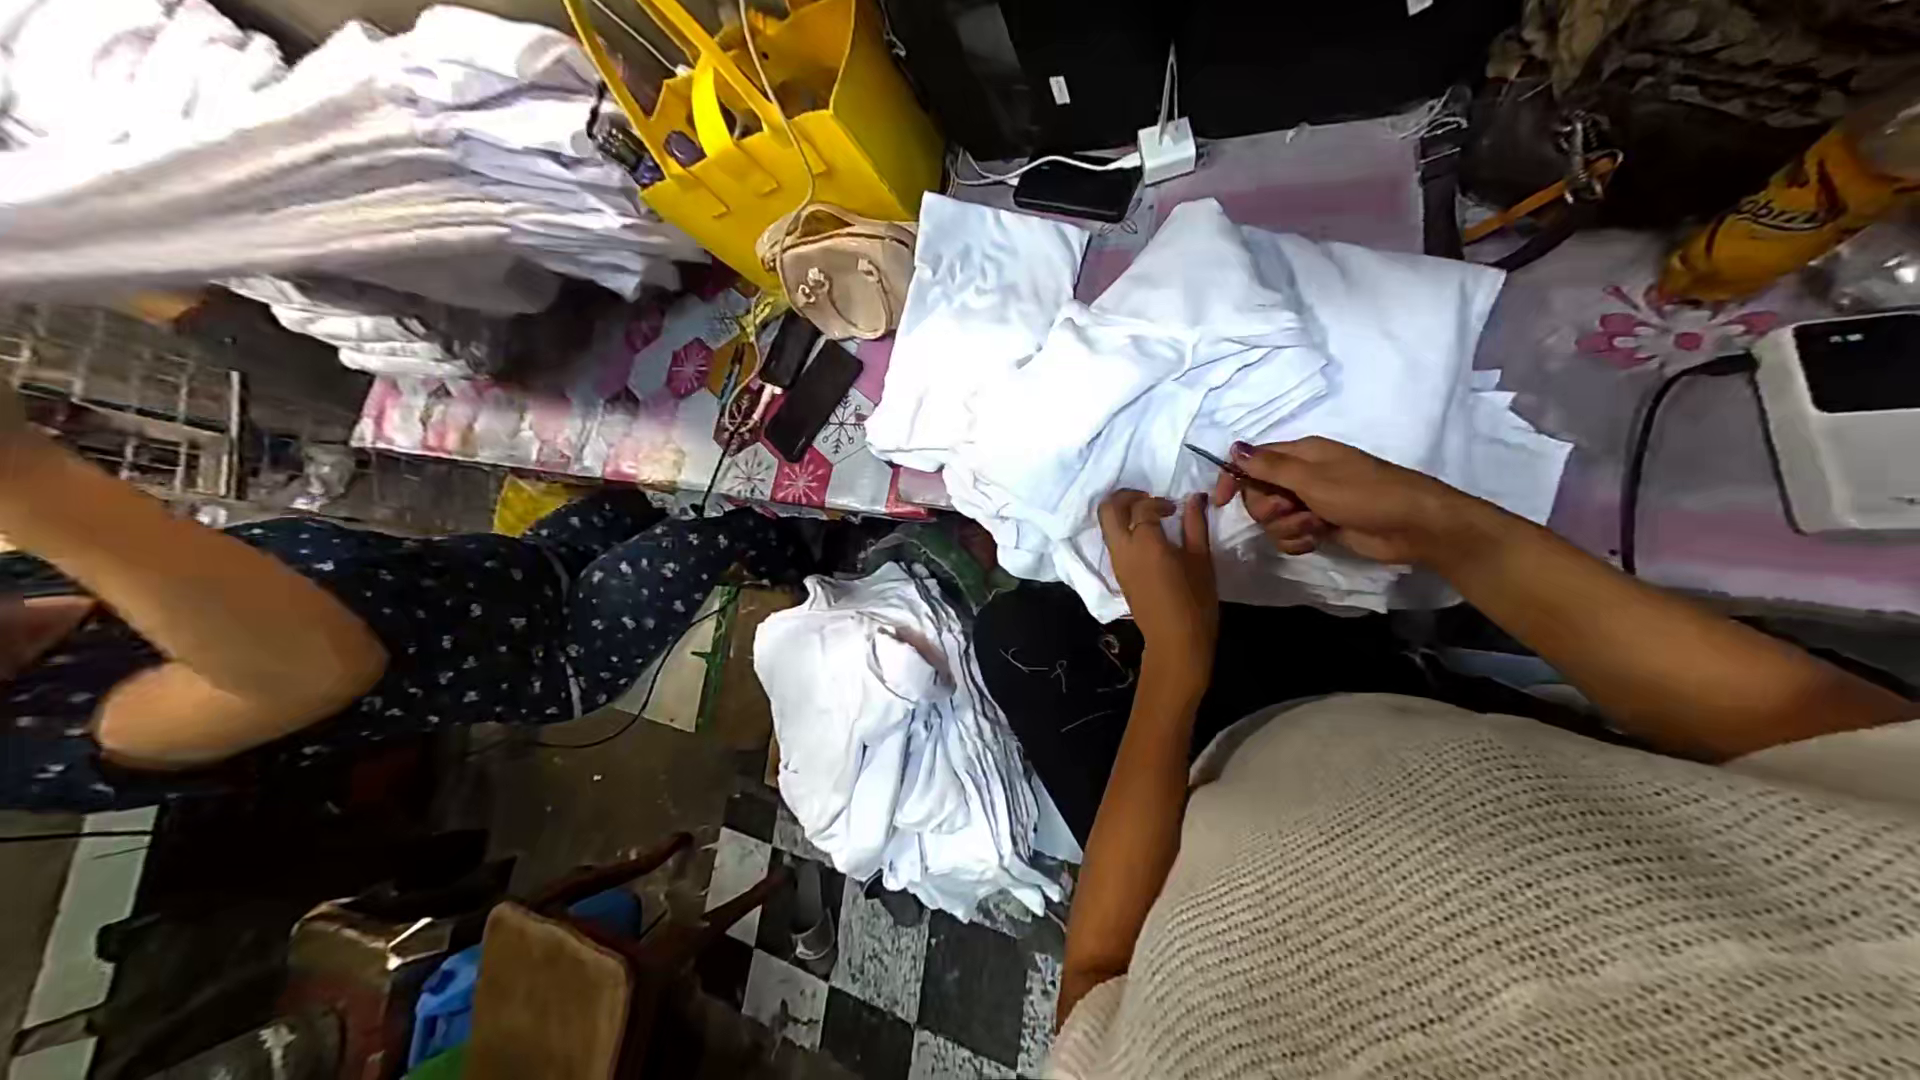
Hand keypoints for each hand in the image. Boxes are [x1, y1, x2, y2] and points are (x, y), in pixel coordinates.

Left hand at [1097, 489, 1217, 681]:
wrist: (1174, 640)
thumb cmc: (1194, 601)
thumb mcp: (1201, 559)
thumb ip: (1195, 525)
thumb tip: (1194, 499)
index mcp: (1145, 542)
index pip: (1141, 506)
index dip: (1157, 501)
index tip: (1174, 508)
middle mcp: (1123, 548)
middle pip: (1107, 508)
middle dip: (1125, 496)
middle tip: (1148, 498)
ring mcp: (1116, 562)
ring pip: (1105, 524)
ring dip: (1121, 511)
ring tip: (1147, 515)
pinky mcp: (1117, 573)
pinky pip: (1111, 540)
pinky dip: (1121, 528)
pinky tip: (1144, 535)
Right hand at [1209, 436, 1481, 564]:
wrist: (1415, 526)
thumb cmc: (1365, 493)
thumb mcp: (1312, 478)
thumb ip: (1269, 467)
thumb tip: (1233, 449)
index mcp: (1300, 454)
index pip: (1251, 461)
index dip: (1232, 478)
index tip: (1220, 500)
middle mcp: (1301, 476)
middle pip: (1257, 494)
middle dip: (1267, 508)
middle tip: (1290, 510)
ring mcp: (1310, 502)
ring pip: (1272, 519)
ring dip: (1287, 527)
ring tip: (1314, 526)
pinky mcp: (1318, 526)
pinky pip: (1288, 536)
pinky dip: (1298, 540)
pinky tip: (1317, 540)